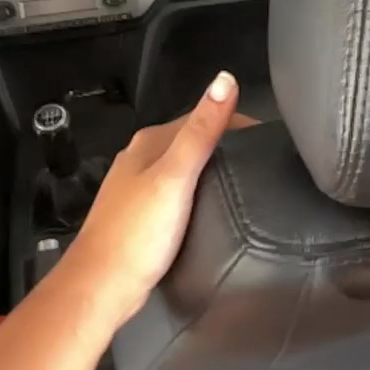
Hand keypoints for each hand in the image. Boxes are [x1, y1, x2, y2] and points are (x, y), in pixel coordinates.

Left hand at [65, 71, 253, 306]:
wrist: (100, 291)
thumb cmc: (137, 234)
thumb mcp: (177, 176)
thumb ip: (202, 129)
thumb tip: (225, 79)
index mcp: (150, 142)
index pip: (203, 115)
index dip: (238, 122)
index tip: (269, 140)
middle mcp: (141, 158)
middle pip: (195, 139)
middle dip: (228, 146)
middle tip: (263, 164)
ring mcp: (139, 188)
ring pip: (187, 167)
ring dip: (213, 170)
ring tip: (245, 186)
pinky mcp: (141, 215)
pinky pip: (179, 192)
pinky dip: (200, 192)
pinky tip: (214, 208)